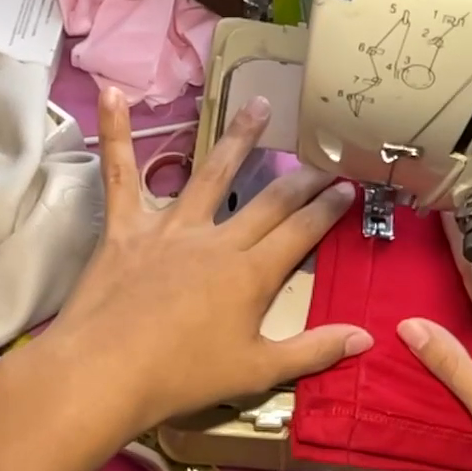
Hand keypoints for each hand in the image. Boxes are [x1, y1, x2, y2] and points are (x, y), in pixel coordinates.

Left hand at [27, 87, 371, 433]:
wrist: (105, 374)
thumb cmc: (185, 376)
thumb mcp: (259, 371)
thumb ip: (315, 350)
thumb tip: (366, 336)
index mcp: (252, 273)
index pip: (302, 231)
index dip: (329, 208)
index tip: (349, 185)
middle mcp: (217, 240)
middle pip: (269, 199)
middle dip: (302, 176)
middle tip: (324, 154)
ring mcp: (170, 229)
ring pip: (211, 173)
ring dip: (239, 138)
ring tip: (260, 105)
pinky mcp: (126, 229)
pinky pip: (121, 174)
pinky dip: (116, 133)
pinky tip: (111, 94)